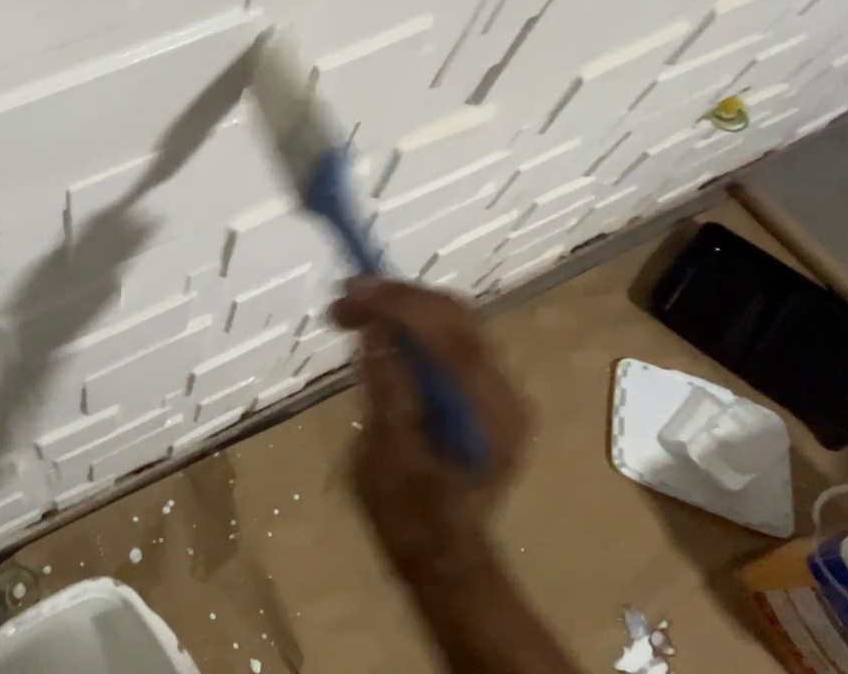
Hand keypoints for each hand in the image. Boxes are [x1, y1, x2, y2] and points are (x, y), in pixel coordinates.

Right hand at [331, 278, 530, 574]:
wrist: (441, 555)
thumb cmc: (409, 515)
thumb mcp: (387, 455)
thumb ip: (387, 390)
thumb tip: (376, 331)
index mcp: (489, 411)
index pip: (449, 333)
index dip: (399, 303)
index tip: (349, 292)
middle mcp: (504, 393)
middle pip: (456, 318)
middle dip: (397, 298)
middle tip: (343, 300)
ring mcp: (497, 393)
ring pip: (453, 323)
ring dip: (401, 308)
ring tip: (352, 311)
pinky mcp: (481, 395)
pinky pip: (448, 341)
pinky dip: (410, 326)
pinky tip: (377, 332)